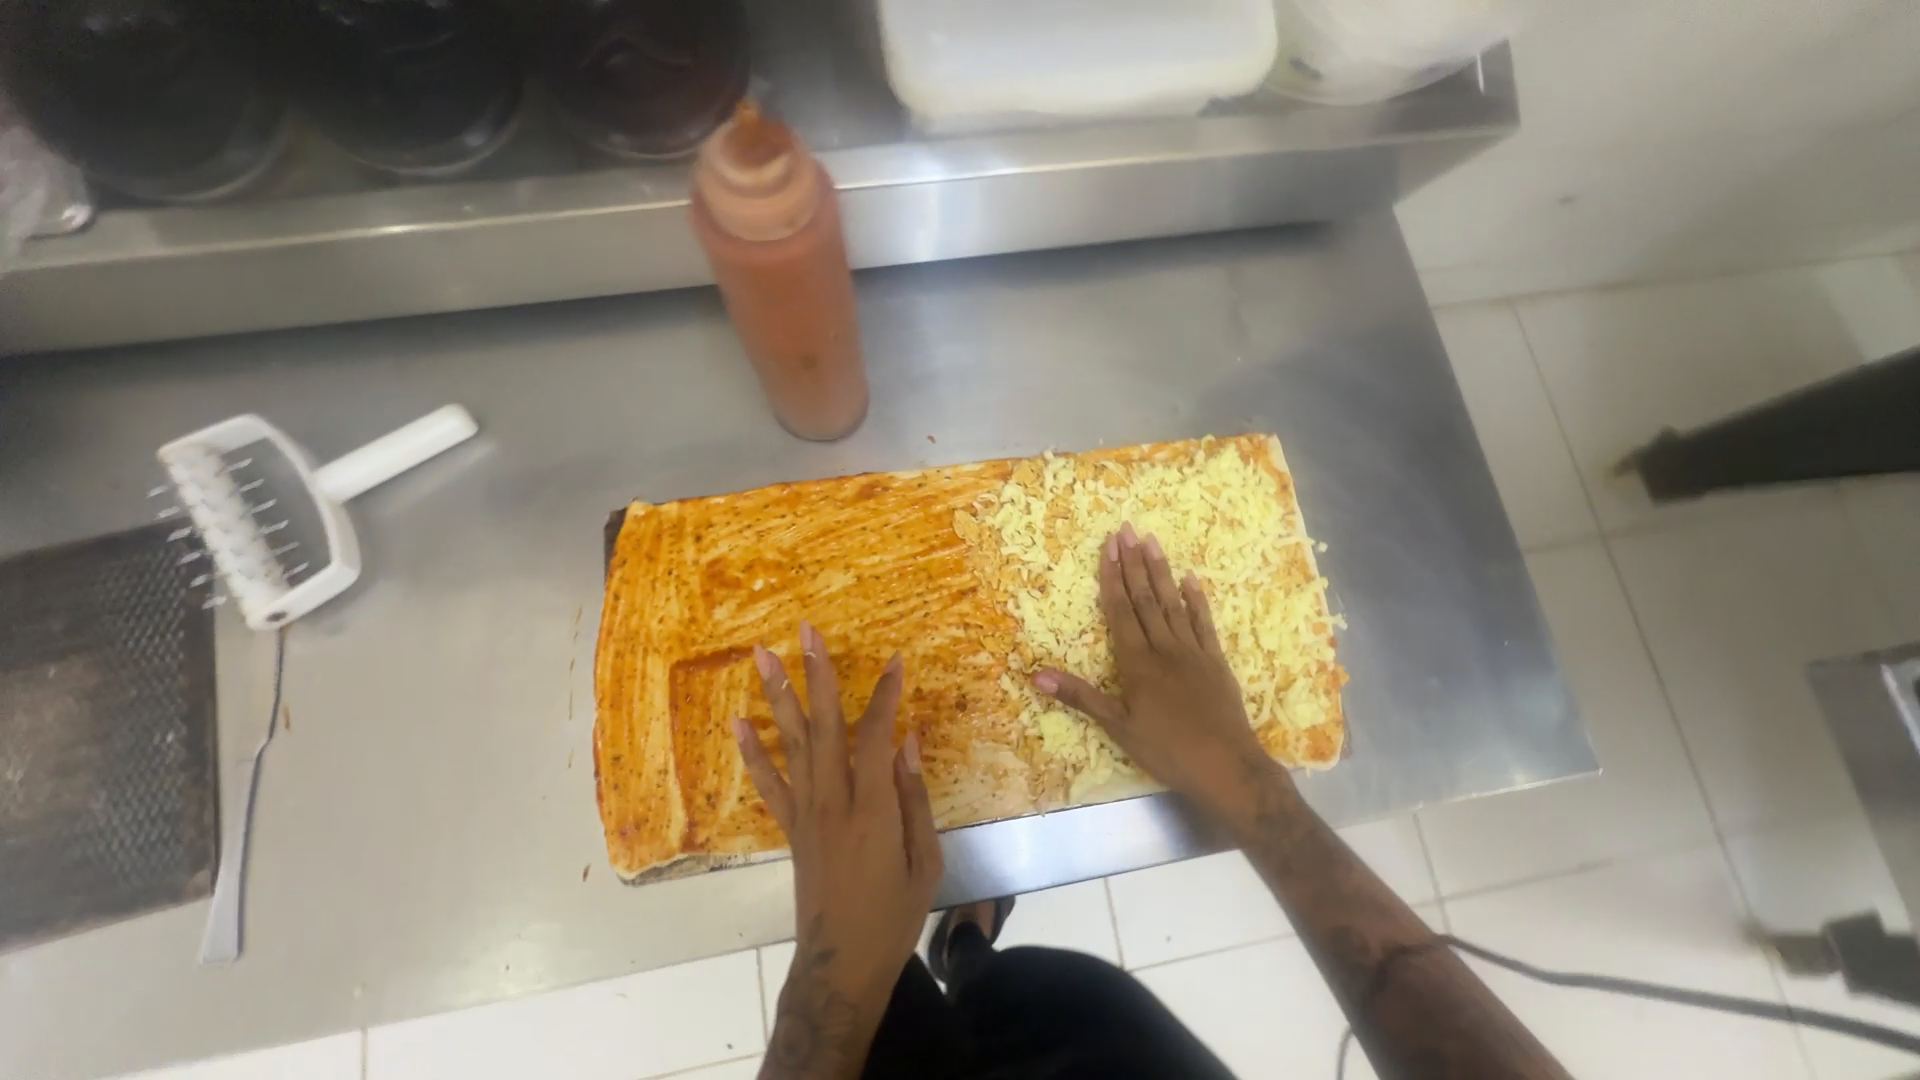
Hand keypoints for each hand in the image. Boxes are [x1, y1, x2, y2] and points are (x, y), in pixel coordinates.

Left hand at [735, 622, 941, 1079]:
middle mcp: (832, 801)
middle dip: (816, 674)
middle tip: (806, 631)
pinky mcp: (790, 829)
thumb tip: (907, 740)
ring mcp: (805, 813)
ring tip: (763, 656)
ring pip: (791, 743)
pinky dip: (752, 752)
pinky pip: (768, 784)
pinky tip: (738, 723)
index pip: (875, 735)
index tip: (895, 661)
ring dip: (778, 696)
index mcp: (872, 808)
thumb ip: (914, 797)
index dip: (885, 695)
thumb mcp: (924, 860)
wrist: (841, 965)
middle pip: (823, 725)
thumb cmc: (894, 915)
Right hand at [1034, 523, 1288, 827]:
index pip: (1120, 610)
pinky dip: (1197, 600)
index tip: (1108, 545)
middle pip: (1146, 598)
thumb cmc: (1167, 750)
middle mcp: (1165, 648)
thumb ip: (1080, 697)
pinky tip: (1191, 579)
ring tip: (1152, 541)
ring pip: (1173, 603)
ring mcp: (1194, 652)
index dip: (1112, 577)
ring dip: (1161, 571)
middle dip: (1133, 563)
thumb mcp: (1118, 728)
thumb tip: (1036, 675)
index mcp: (1137, 662)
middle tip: (1127, 529)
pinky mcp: (1216, 661)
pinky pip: (1204, 623)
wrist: (1228, 767)